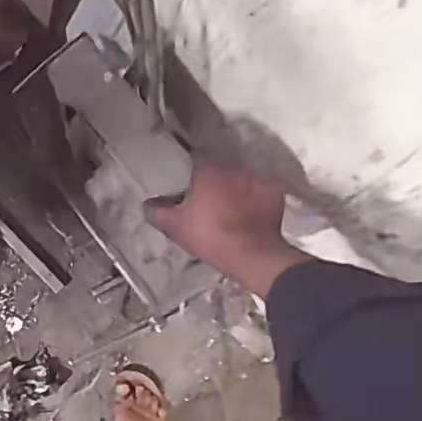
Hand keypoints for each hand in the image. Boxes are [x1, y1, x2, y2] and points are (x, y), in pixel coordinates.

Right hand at [143, 160, 309, 296]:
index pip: (194, 168)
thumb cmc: (207, 235)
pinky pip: (259, 194)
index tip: (187, 196)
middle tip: (206, 207)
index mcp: (208, 172)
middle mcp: (234, 169)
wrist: (250, 252)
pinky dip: (253, 202)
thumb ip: (157, 212)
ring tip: (228, 213)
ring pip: (240, 183)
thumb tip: (146, 204)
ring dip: (234, 193)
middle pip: (219, 175)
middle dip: (213, 187)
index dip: (189, 183)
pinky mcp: (275, 193)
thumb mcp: (174, 226)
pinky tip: (247, 216)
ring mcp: (257, 180)